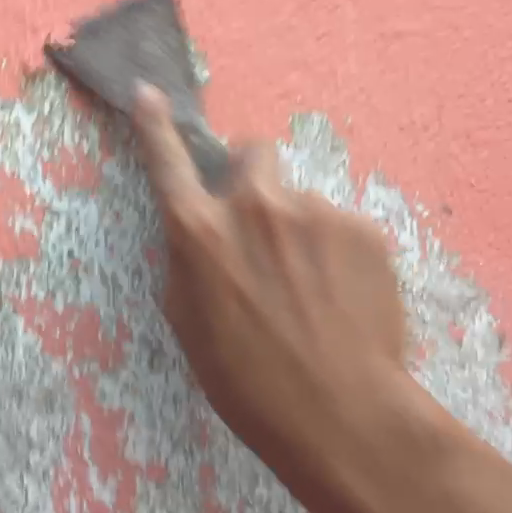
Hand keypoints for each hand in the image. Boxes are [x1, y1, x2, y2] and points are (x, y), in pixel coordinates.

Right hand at [130, 84, 430, 512]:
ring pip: (299, 198)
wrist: (348, 419)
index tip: (148, 93)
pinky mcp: (364, 229)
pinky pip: (340, 225)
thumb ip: (185, 259)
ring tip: (314, 286)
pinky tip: (346, 297)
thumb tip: (195, 231)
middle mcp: (252, 205)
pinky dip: (339, 252)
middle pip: (252, 151)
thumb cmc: (248, 383)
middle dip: (253, 177)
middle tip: (264, 228)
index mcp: (198, 231)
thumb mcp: (187, 322)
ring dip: (299, 225)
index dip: (154, 124)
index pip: (167, 160)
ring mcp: (313, 212)